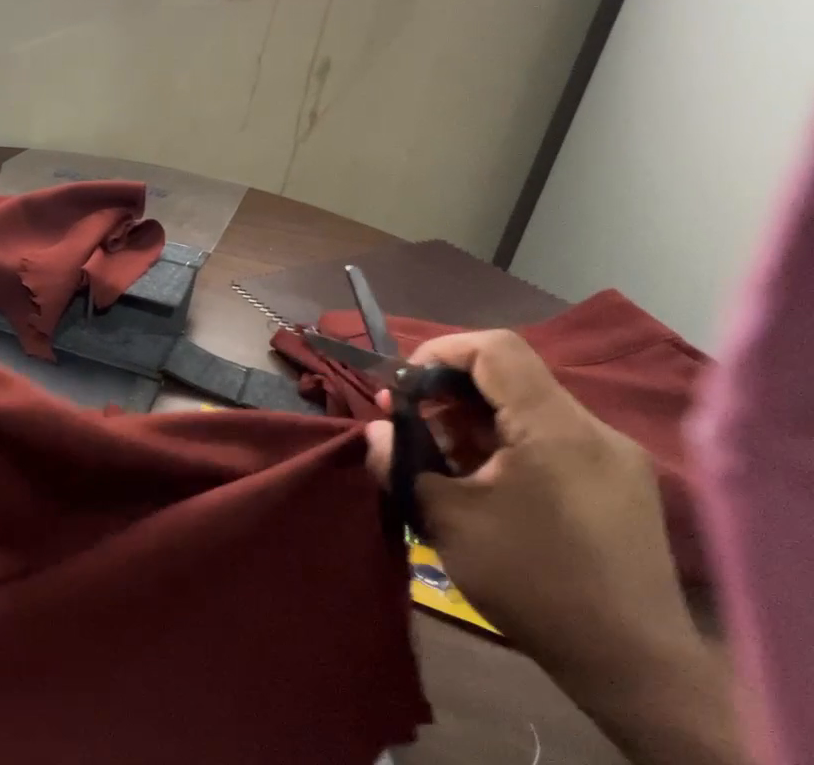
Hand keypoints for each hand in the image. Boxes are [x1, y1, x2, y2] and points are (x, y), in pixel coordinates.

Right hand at [363, 331, 695, 686]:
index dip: (438, 353)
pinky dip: (504, 445)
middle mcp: (593, 430)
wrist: (630, 660)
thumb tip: (380, 430)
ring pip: (528, 411)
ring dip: (472, 422)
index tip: (400, 389)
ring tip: (435, 459)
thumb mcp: (445, 517)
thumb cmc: (530, 579)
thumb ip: (402, 461)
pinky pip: (550, 441)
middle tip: (404, 424)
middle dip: (446, 392)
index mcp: (555, 427)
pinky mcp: (618, 486)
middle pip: (511, 378)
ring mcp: (612, 459)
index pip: (495, 349)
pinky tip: (479, 482)